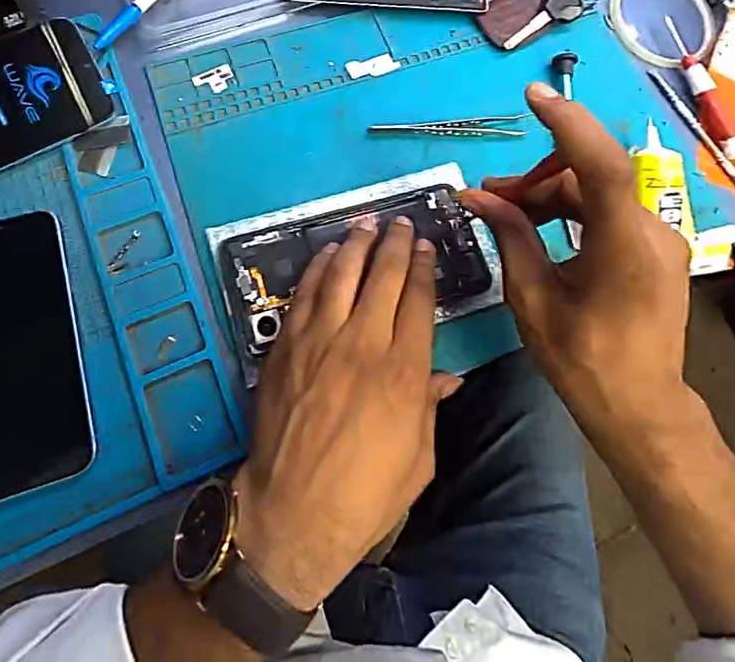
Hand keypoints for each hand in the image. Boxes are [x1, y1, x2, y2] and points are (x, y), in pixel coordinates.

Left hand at [231, 218, 462, 611]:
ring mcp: (320, 341)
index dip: (423, 269)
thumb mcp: (418, 459)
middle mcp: (363, 344)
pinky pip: (305, 295)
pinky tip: (327, 254)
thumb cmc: (365, 494)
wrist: (293, 511)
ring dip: (356, 245)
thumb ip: (430, 406)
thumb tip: (447, 375)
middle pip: (383, 278)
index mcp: (404, 372)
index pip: (418, 302)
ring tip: (366, 223)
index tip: (425, 247)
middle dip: (395, 244)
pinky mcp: (287, 346)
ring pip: (342, 276)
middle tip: (401, 223)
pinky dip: (318, 269)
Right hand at [459, 82, 694, 430]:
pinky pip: (607, 209)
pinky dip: (569, 209)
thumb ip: (510, 235)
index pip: (602, 166)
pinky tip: (537, 226)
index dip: (568, 124)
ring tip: (506, 212)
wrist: (640, 407)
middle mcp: (651, 231)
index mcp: (624, 246)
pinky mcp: (654, 246)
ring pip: (596, 190)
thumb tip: (476, 195)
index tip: (534, 96)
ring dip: (549, 194)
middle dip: (536, 179)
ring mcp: (658, 237)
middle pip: (589, 176)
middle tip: (491, 198)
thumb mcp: (532, 296)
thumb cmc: (582, 360)